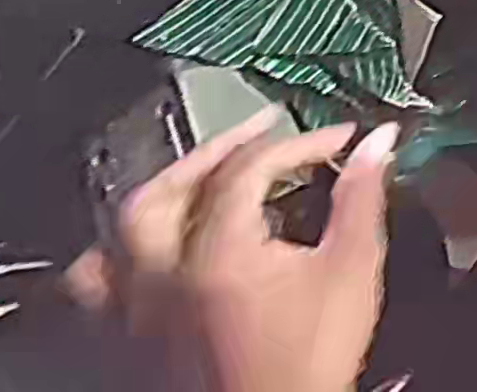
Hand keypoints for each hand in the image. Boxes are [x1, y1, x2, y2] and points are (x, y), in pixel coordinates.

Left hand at [67, 110, 398, 391]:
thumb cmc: (314, 350)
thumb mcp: (353, 264)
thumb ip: (362, 195)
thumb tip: (379, 140)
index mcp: (218, 253)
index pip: (250, 169)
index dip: (302, 142)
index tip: (345, 138)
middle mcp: (161, 278)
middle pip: (165, 190)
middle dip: (219, 147)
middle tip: (263, 126)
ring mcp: (131, 315)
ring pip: (115, 237)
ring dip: (162, 192)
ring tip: (201, 175)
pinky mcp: (123, 345)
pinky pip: (97, 285)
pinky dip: (124, 249)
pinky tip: (159, 244)